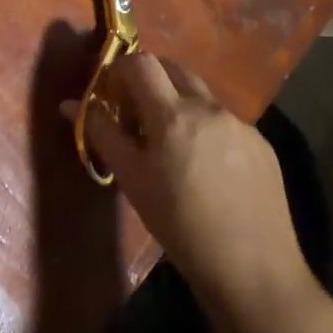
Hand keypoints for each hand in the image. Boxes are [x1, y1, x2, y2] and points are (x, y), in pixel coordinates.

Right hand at [63, 53, 305, 299]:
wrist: (252, 270)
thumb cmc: (178, 222)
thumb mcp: (130, 177)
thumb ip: (101, 132)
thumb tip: (70, 104)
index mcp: (173, 114)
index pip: (140, 62)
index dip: (119, 69)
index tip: (111, 96)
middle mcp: (210, 109)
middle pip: (173, 68)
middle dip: (149, 79)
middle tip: (136, 114)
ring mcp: (241, 126)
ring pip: (201, 95)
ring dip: (178, 103)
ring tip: (171, 146)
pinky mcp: (263, 146)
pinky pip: (224, 121)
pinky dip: (205, 128)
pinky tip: (205, 168)